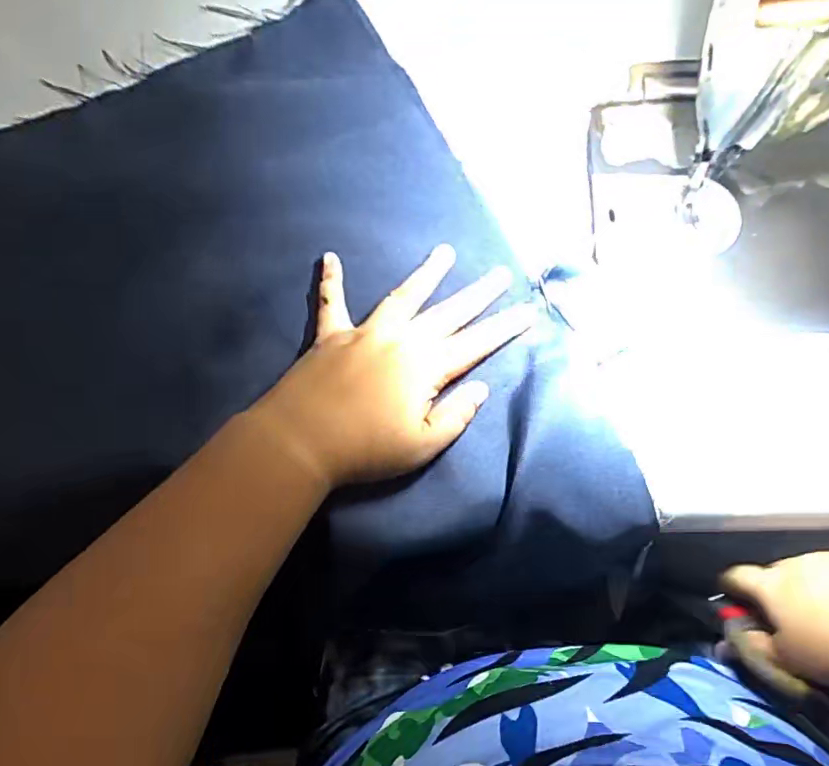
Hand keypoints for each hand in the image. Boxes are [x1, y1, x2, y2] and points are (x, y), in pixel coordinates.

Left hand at [253, 245, 538, 486]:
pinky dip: (332, 280)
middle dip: (479, 294)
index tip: (529, 312)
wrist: (299, 442)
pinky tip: (330, 257)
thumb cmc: (366, 451)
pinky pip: (332, 303)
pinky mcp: (329, 337)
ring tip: (445, 252)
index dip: (505, 328)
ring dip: (425, 274)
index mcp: (425, 367)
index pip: (475, 343)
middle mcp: (399, 340)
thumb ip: (455, 416)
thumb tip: (480, 389)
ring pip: (401, 297)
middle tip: (501, 274)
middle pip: (447, 312)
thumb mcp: (423, 445)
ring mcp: (363, 334)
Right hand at [720, 552, 828, 700]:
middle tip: (790, 623)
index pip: (736, 577)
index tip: (736, 605)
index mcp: (772, 586)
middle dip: (778, 593)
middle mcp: (802, 561)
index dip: (731, 590)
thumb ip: (752, 647)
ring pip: (815, 569)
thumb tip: (725, 641)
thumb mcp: (786, 661)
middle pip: (778, 573)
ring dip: (814, 588)